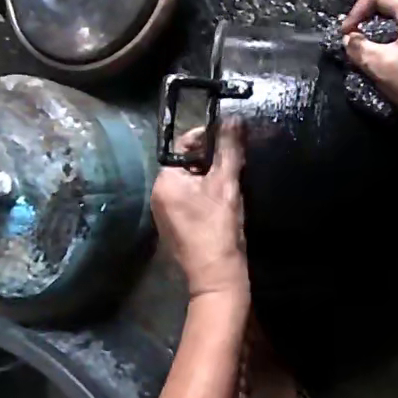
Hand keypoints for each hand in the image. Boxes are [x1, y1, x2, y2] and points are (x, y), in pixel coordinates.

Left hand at [151, 123, 248, 299]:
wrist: (217, 279)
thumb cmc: (219, 228)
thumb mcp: (226, 184)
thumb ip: (229, 148)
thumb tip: (234, 118)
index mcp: (164, 181)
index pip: (183, 145)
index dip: (208, 137)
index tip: (231, 139)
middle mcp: (159, 195)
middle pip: (188, 163)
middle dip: (212, 159)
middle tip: (237, 160)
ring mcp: (167, 213)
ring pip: (192, 182)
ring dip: (212, 177)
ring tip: (235, 178)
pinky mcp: (178, 227)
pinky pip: (192, 200)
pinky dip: (209, 195)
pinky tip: (227, 200)